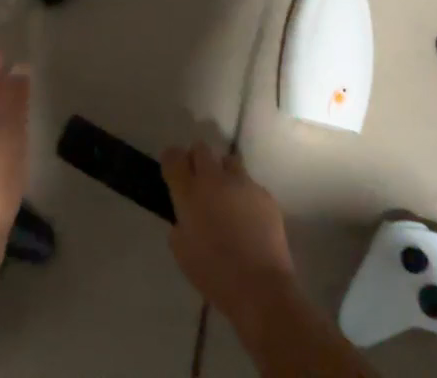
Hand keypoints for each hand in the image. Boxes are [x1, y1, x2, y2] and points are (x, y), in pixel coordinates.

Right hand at [161, 142, 298, 327]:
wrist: (260, 287)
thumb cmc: (212, 272)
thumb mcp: (180, 248)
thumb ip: (179, 221)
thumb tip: (187, 215)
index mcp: (189, 191)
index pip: (173, 156)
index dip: (171, 160)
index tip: (172, 171)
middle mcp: (215, 179)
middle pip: (201, 149)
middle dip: (196, 160)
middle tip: (198, 182)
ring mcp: (244, 185)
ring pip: (229, 161)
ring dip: (222, 173)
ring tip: (225, 197)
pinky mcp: (266, 196)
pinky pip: (250, 185)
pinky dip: (244, 194)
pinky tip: (247, 218)